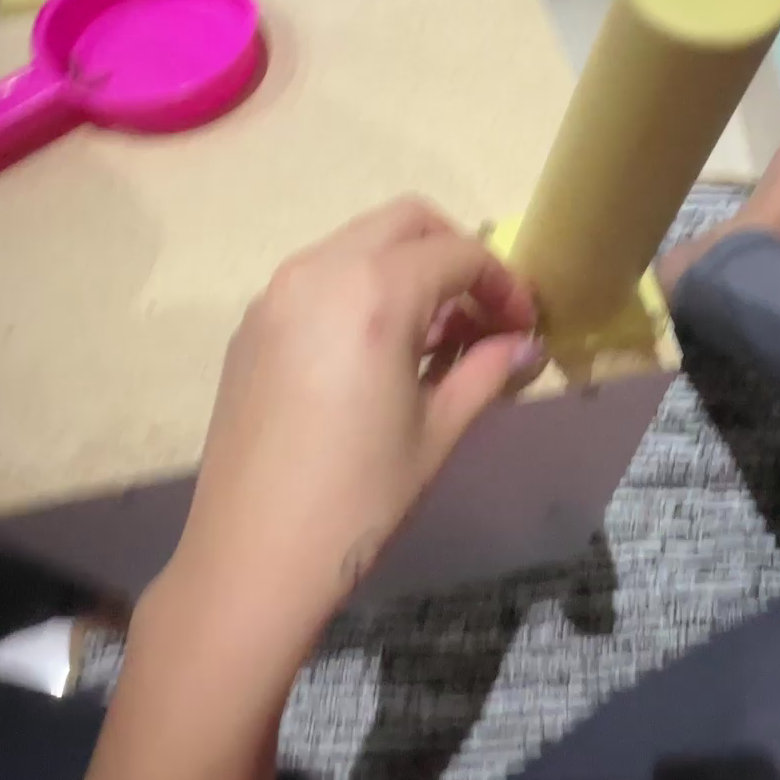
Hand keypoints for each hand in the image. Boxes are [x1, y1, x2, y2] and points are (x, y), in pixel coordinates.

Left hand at [170, 197, 543, 613]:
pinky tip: (379, 351)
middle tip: (481, 315)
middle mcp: (318, 271)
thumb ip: (487, 371)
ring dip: (408, 270)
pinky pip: (321, 277)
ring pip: (359, 244)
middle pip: (405, 222)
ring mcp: (275, 294)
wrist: (253, 556)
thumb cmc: (360, 500)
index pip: (458, 254)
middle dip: (456, 254)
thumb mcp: (438, 432)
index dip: (504, 284)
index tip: (523, 327)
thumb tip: (527, 345)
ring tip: (434, 338)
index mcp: (372, 294)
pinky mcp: (252, 325)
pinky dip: (364, 289)